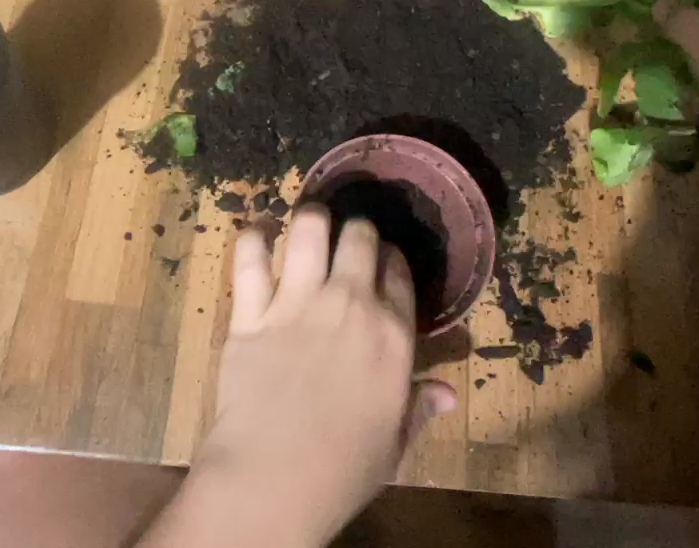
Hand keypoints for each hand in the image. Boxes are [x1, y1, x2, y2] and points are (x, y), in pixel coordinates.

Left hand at [168, 206, 455, 546]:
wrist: (274, 479)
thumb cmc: (344, 470)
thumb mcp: (394, 443)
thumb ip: (419, 407)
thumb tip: (448, 394)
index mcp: (391, 333)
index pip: (398, 271)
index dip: (391, 257)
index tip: (384, 258)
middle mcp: (349, 303)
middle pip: (360, 237)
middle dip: (357, 230)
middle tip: (347, 240)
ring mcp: (298, 302)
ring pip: (310, 229)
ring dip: (311, 219)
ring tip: (309, 223)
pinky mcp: (251, 311)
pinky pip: (250, 258)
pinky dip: (254, 238)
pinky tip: (259, 234)